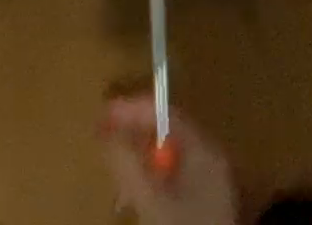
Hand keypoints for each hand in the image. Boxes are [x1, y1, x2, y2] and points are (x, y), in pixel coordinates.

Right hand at [103, 97, 240, 224]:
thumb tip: (106, 130)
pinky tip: (134, 194)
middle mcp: (209, 160)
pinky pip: (171, 176)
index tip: (102, 114)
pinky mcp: (203, 202)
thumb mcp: (150, 199)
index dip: (131, 109)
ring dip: (138, 157)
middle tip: (103, 138)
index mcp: (203, 152)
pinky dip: (149, 177)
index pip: (164, 114)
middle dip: (131, 133)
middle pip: (165, 132)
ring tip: (115, 169)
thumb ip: (126, 162)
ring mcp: (209, 182)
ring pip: (166, 155)